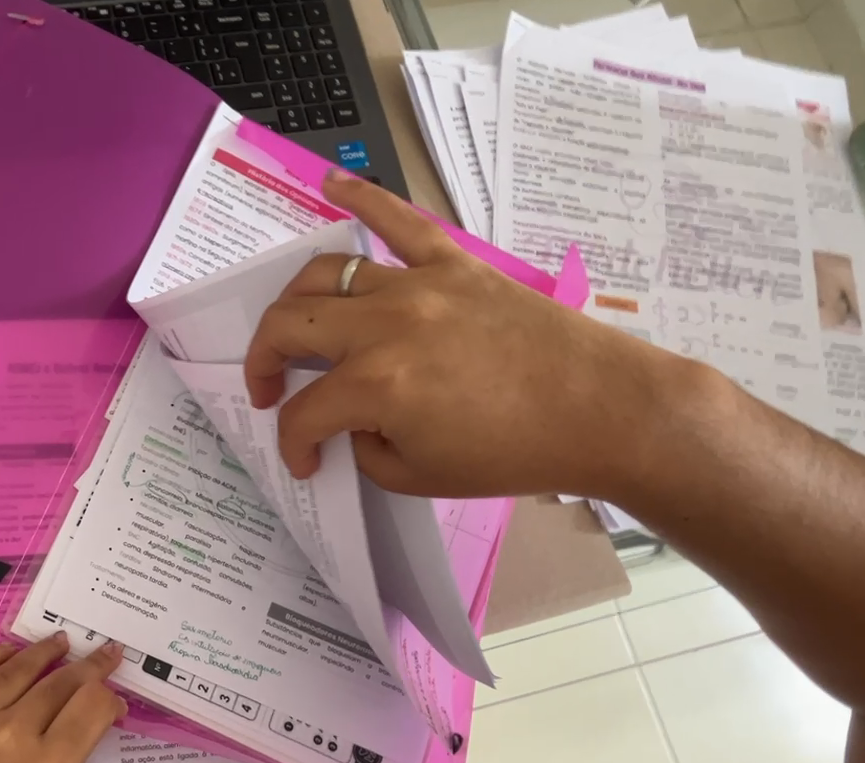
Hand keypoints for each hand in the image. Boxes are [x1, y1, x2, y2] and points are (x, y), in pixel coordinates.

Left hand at [0, 635, 124, 762]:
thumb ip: (75, 754)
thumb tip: (98, 711)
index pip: (92, 707)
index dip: (109, 696)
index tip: (113, 695)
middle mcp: (12, 736)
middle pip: (61, 682)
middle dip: (91, 665)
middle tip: (105, 651)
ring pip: (19, 667)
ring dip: (46, 650)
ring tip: (62, 641)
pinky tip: (15, 651)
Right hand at [244, 171, 694, 500]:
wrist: (602, 412)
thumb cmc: (511, 455)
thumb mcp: (415, 475)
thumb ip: (361, 444)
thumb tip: (349, 419)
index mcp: (375, 386)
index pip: (303, 415)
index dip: (292, 444)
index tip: (305, 461)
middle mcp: (385, 325)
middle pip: (288, 327)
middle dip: (262, 364)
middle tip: (271, 389)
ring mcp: (419, 285)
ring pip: (323, 274)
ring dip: (291, 304)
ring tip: (292, 330)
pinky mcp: (454, 264)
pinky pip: (399, 220)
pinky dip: (361, 198)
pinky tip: (330, 185)